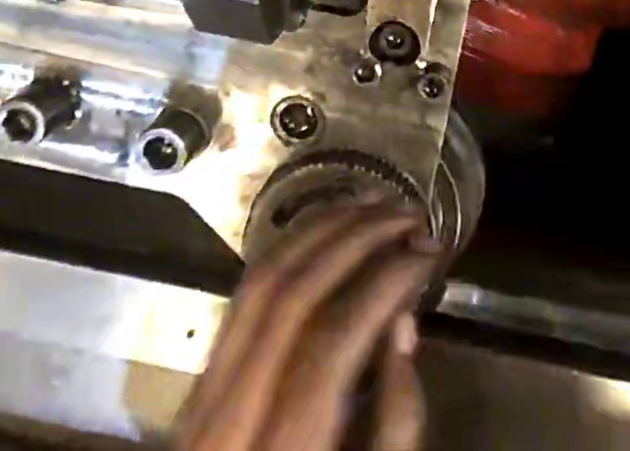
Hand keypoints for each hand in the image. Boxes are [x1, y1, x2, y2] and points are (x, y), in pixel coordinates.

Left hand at [177, 202, 436, 450]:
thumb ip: (396, 427)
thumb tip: (401, 323)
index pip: (333, 339)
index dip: (386, 281)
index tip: (430, 250)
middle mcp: (227, 415)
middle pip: (291, 295)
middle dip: (357, 239)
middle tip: (408, 213)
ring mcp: (202, 393)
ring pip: (259, 281)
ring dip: (320, 228)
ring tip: (373, 201)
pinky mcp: (200, 379)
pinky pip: (244, 295)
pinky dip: (289, 249)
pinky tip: (325, 227)